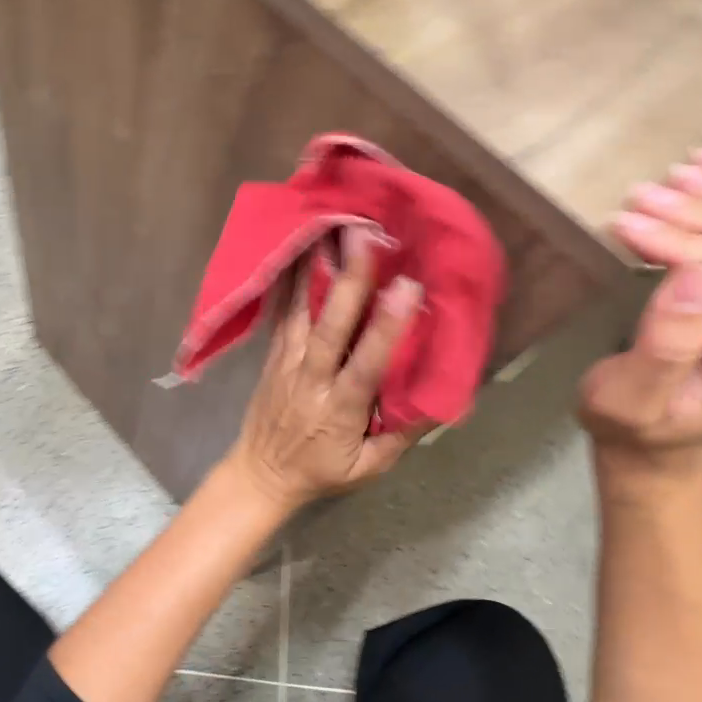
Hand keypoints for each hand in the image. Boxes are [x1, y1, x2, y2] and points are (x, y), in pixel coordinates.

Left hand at [225, 227, 428, 510]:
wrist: (260, 474)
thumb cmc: (321, 471)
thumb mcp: (368, 467)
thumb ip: (402, 434)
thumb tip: (442, 396)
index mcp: (339, 409)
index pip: (365, 365)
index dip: (385, 328)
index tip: (407, 289)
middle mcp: (310, 379)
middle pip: (329, 328)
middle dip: (349, 283)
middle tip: (365, 238)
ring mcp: (286, 363)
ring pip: (301, 312)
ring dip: (317, 270)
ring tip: (332, 226)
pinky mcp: (272, 355)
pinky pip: (282, 314)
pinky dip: (290, 280)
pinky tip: (298, 247)